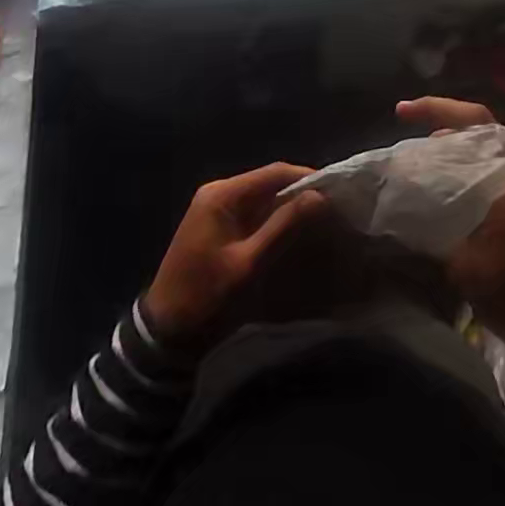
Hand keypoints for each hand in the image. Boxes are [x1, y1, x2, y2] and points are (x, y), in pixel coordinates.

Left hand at [143, 164, 325, 345]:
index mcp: (222, 194)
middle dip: (301, 193)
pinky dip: (274, 220)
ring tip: (321, 220)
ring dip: (289, 207)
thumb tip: (319, 196)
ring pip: (262, 198)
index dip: (307, 178)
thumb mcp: (249, 263)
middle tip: (333, 208)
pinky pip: (253, 213)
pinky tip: (295, 232)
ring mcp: (215, 209)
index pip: (274, 173)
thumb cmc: (207, 296)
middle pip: (268, 182)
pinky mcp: (217, 227)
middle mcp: (218, 193)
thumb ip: (283, 226)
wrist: (166, 332)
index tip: (337, 192)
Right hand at [399, 96, 504, 418]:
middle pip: (480, 133)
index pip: (475, 125)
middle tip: (407, 141)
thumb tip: (402, 199)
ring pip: (487, 153)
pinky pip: (495, 173)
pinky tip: (445, 192)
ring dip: (454, 151)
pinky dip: (467, 172)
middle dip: (441, 128)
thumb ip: (435, 227)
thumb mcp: (467, 269)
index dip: (436, 109)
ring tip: (419, 165)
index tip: (401, 111)